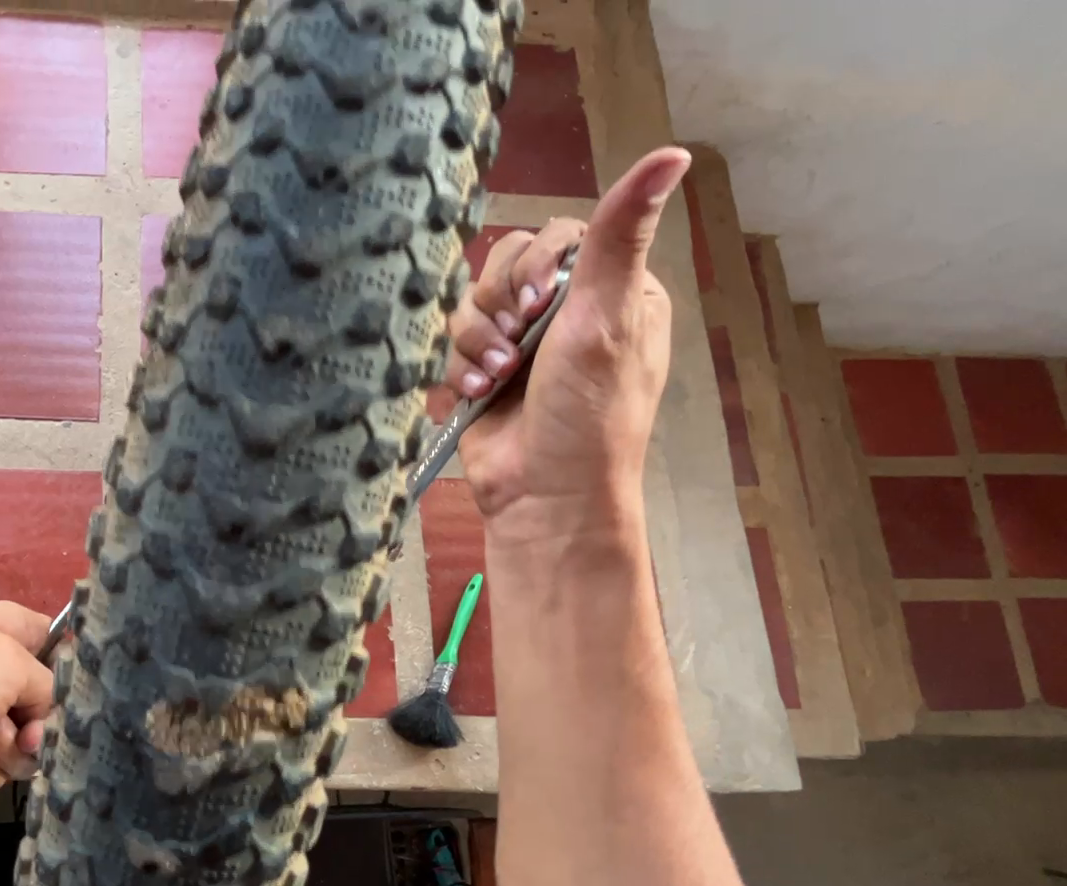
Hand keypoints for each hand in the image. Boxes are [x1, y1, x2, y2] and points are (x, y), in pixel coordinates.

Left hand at [0, 602, 54, 808]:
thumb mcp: (9, 666)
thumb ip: (51, 687)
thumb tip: (49, 718)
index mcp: (8, 629)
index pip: (63, 644)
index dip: (72, 674)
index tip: (72, 699)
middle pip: (48, 706)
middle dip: (36, 729)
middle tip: (18, 736)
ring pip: (23, 746)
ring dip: (2, 756)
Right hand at [444, 147, 690, 545]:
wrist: (542, 492)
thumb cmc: (589, 411)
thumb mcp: (606, 319)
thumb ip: (620, 238)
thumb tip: (673, 152)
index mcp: (610, 291)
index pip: (557, 237)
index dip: (536, 263)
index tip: (539, 302)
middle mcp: (562, 313)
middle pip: (503, 266)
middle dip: (500, 304)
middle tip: (516, 338)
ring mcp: (518, 346)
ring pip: (471, 306)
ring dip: (477, 341)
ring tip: (496, 377)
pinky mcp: (482, 375)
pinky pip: (453, 348)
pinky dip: (461, 370)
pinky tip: (478, 394)